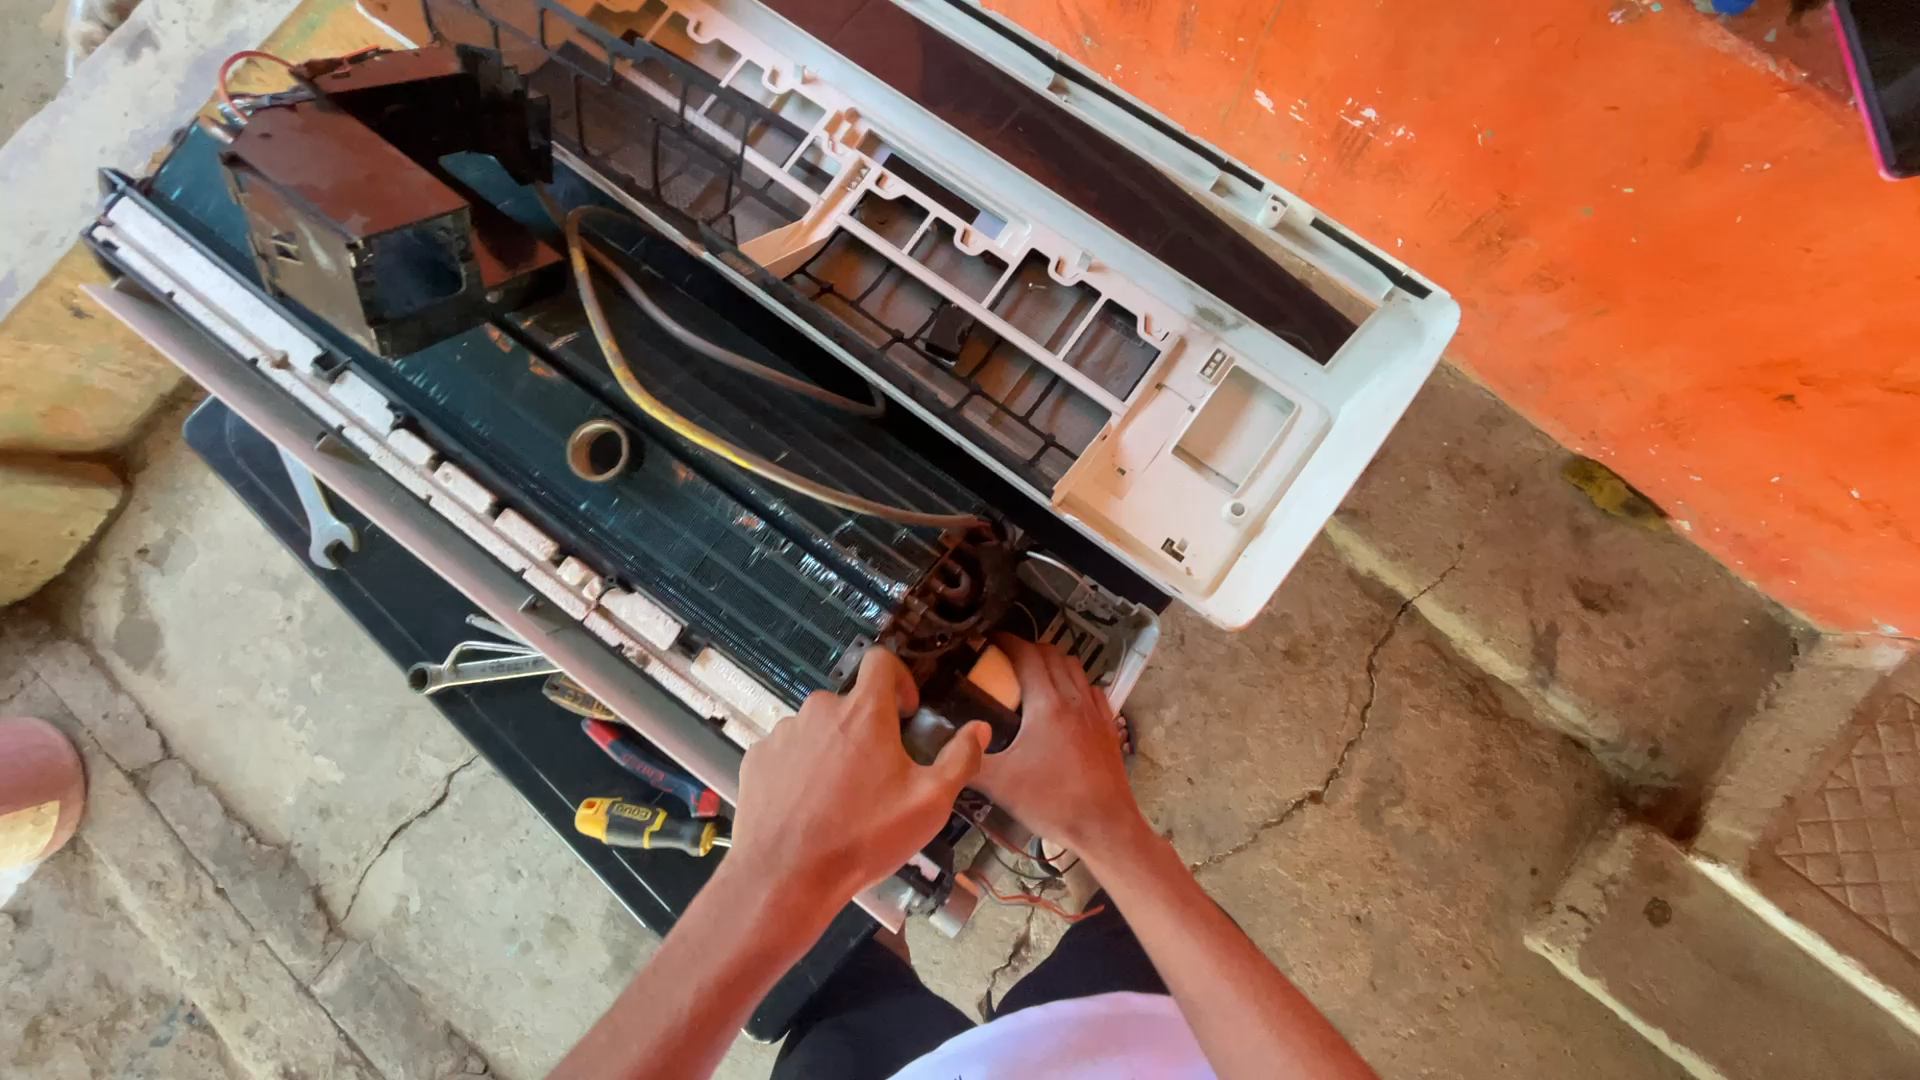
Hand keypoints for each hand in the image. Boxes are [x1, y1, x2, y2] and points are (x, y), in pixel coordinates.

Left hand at [728, 647, 989, 909]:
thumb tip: (979, 730)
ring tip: (840, 795)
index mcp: (864, 711)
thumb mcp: (929, 804)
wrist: (784, 878)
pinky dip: (801, 766)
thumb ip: (960, 759)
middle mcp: (820, 709)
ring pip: (818, 727)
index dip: (899, 678)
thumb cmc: (863, 837)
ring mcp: (784, 731)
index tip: (906, 712)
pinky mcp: (757, 757)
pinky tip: (808, 804)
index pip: (881, 661)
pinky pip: (788, 749)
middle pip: (851, 703)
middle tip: (877, 773)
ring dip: (833, 747)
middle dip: (867, 728)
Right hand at [974, 634, 1144, 855]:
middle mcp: (1074, 698)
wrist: (1105, 827)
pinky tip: (1066, 702)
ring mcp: (1096, 711)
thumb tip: (945, 749)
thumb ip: (969, 762)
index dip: (1007, 641)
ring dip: (1053, 662)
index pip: (1027, 655)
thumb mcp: (1000, 784)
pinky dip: (1075, 684)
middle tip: (1007, 658)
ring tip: (1034, 675)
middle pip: (1052, 654)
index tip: (990, 640)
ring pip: (1075, 668)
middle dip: (1028, 648)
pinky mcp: (1109, 727)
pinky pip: (1091, 690)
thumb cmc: (1052, 802)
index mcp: (1047, 703)